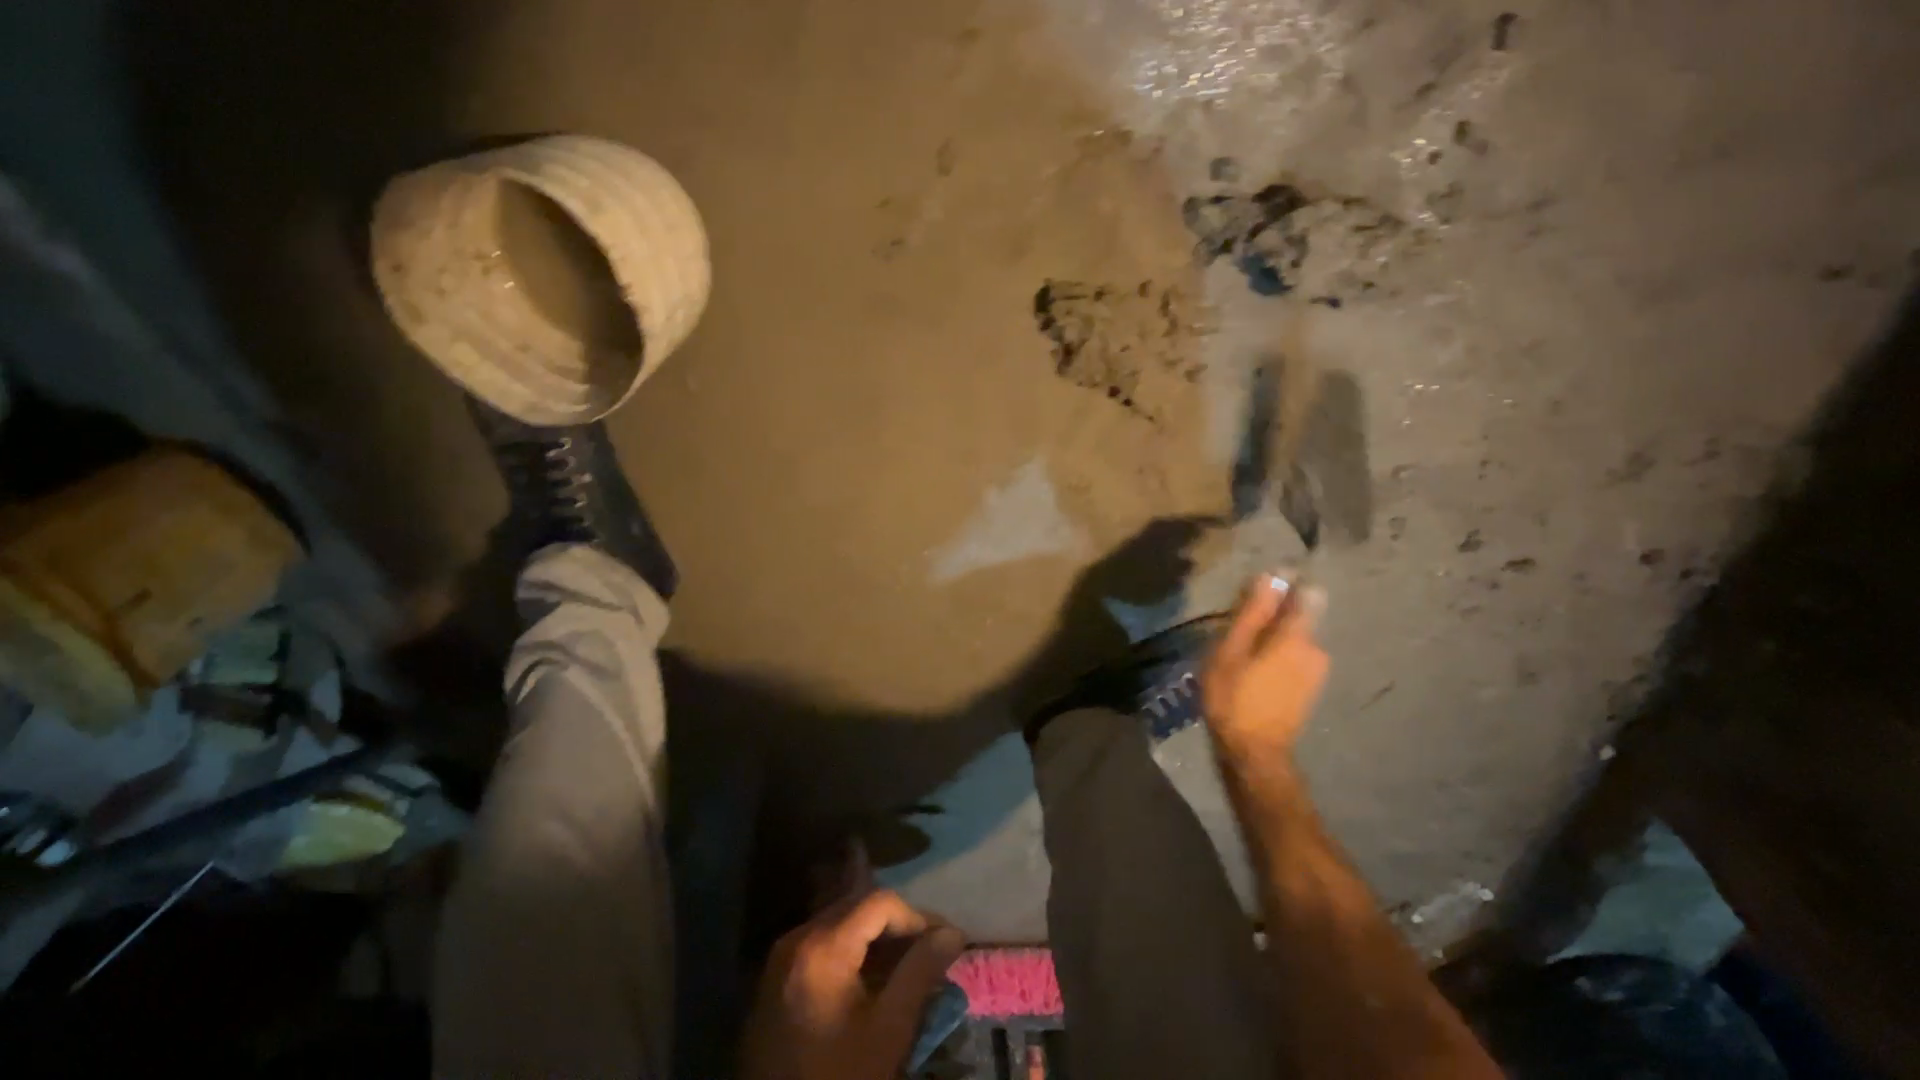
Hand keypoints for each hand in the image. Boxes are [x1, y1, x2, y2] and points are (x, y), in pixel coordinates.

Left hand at [740, 888, 965, 1079]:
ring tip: (906, 968)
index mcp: (823, 946)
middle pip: (856, 906)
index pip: (879, 902)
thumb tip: (952, 933)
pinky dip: (852, 951)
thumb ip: (920, 972)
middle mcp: (797, 938)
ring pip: (839, 923)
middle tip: (930, 953)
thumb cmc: (840, 1075)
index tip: (942, 945)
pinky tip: (873, 981)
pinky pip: (821, 944)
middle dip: (897, 925)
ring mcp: (781, 957)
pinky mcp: (776, 977)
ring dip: (876, 938)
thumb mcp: (888, 1028)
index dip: (916, 917)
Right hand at [1201, 573, 1329, 759]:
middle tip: (1237, 632)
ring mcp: (1317, 670)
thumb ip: (1253, 612)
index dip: (1284, 587)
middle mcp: (1317, 648)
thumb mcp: (1231, 650)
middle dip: (1272, 617)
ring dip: (1273, 640)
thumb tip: (1272, 575)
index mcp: (1298, 635)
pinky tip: (1255, 674)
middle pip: (1299, 616)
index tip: (1257, 594)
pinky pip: (1296, 658)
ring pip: (1295, 639)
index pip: (1306, 592)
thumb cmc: (1235, 698)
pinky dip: (1278, 658)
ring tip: (1242, 656)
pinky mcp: (1311, 688)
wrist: (1255, 753)